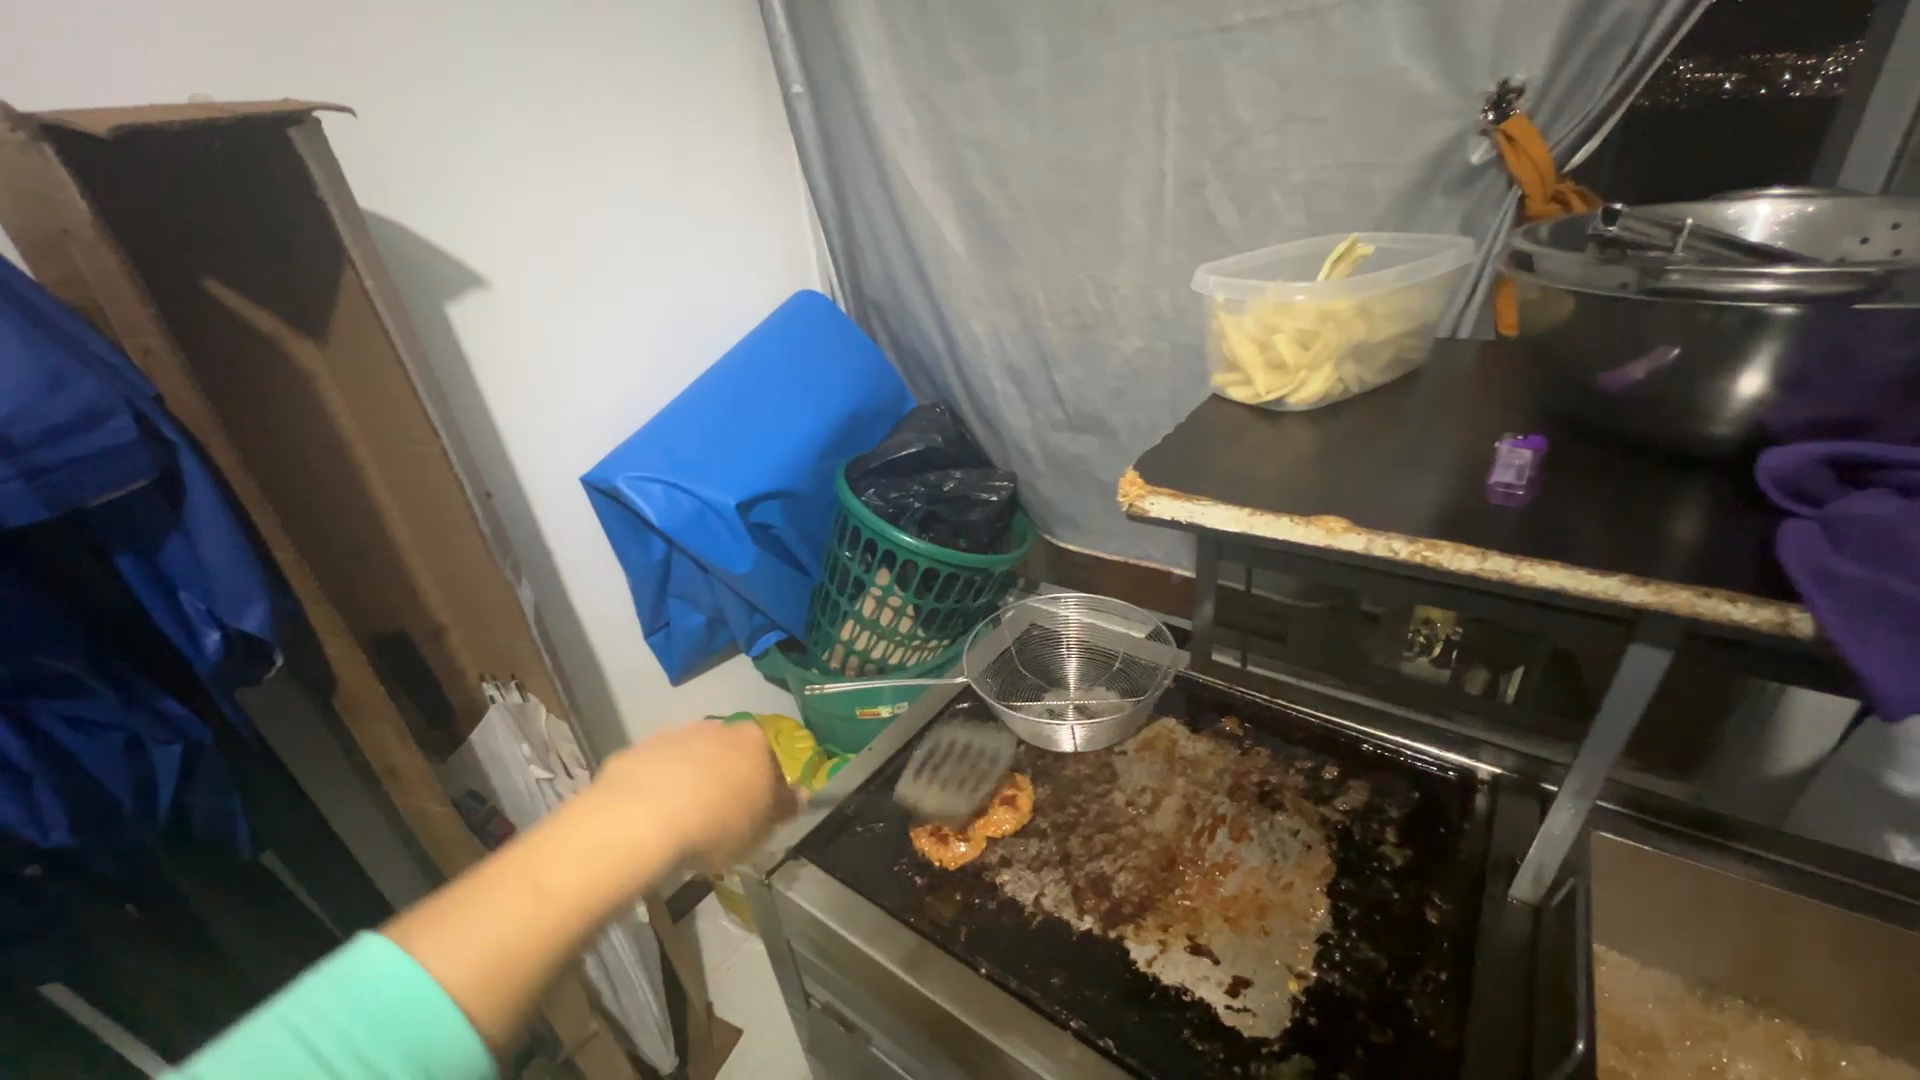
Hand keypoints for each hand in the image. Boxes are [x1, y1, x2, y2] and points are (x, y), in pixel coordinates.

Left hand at [595, 719, 799, 868]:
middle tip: (721, 815)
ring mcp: (675, 735)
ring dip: (691, 779)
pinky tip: (651, 816)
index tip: (759, 809)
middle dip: (728, 776)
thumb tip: (799, 795)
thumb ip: (783, 808)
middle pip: (730, 752)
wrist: (642, 819)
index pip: (771, 757)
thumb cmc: (717, 824)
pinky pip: (655, 769)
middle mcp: (718, 729)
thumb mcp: (761, 828)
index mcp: (755, 742)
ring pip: (691, 757)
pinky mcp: (638, 750)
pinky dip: (657, 786)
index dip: (767, 784)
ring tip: (683, 818)